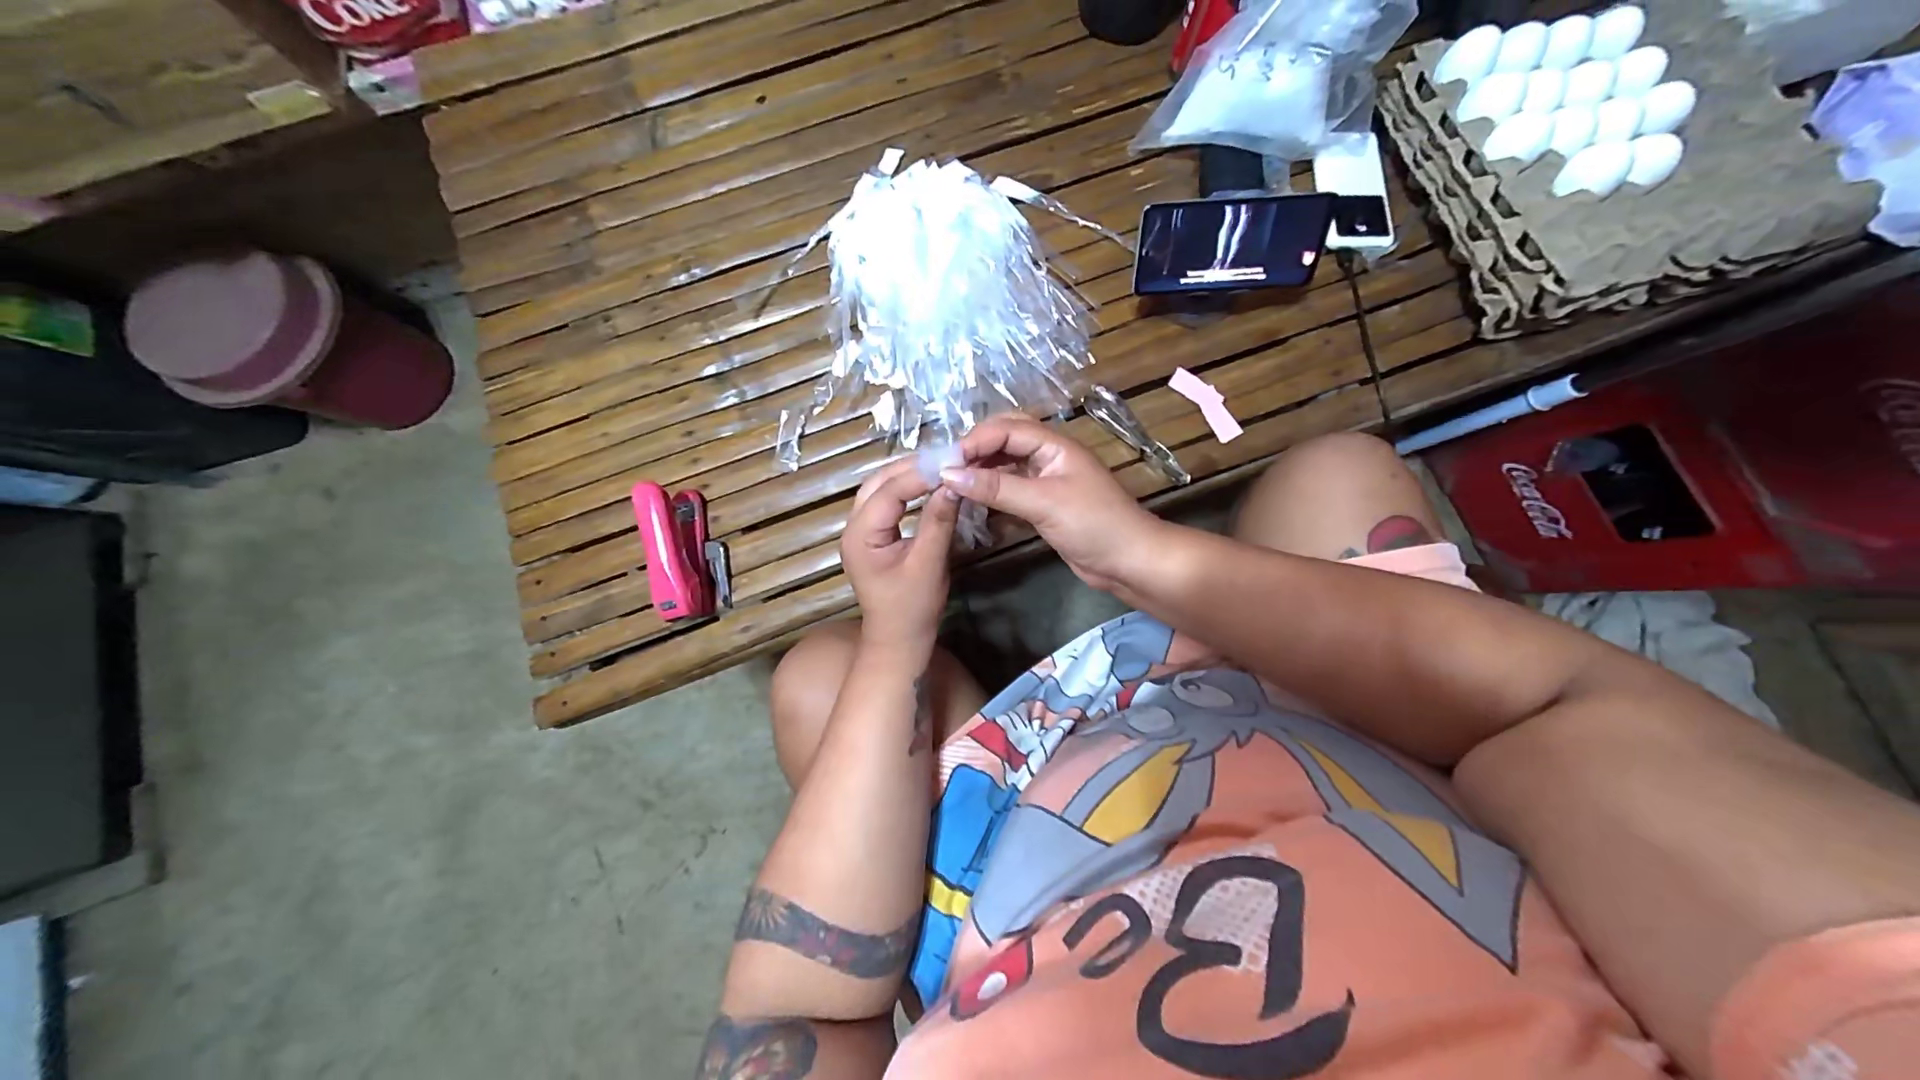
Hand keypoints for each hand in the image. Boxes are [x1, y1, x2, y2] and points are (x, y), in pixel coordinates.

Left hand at [841, 458, 961, 659]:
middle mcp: (854, 527)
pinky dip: (907, 490)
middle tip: (948, 458)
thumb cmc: (912, 609)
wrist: (898, 642)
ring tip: (941, 467)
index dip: (922, 473)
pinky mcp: (872, 536)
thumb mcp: (929, 564)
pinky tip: (929, 486)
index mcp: (861, 535)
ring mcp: (861, 531)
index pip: (891, 490)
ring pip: (881, 489)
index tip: (953, 461)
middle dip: (913, 467)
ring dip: (909, 475)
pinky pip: (887, 502)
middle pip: (880, 482)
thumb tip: (953, 483)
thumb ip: (939, 521)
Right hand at [941, 415, 1164, 592]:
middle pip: (1005, 439)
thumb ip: (996, 488)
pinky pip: (1011, 487)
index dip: (974, 441)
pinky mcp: (1045, 503)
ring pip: (1006, 464)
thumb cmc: (1093, 525)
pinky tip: (973, 500)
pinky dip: (991, 490)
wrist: (1130, 562)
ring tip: (952, 483)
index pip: (1006, 429)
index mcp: (1055, 445)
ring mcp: (1047, 480)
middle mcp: (1049, 456)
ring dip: (981, 469)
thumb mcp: (1043, 503)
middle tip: (946, 468)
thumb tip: (949, 474)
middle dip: (975, 449)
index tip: (945, 462)